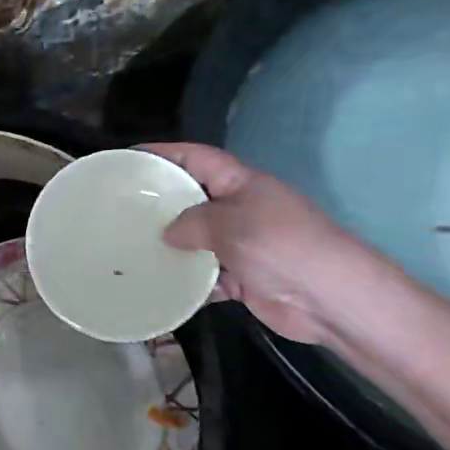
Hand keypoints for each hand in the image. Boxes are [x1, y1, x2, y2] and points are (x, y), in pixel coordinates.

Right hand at [141, 143, 379, 346]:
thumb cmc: (280, 245)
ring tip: (132, 250)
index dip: (163, 153)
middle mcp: (239, 208)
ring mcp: (242, 245)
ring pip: (198, 241)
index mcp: (239, 182)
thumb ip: (193, 223)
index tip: (129, 158)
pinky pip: (209, 278)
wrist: (328, 296)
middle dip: (162, 204)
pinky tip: (162, 289)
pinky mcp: (244, 279)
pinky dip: (190, 285)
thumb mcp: (231, 224)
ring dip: (173, 248)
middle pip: (193, 199)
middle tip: (121, 209)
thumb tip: (168, 233)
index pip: (195, 157)